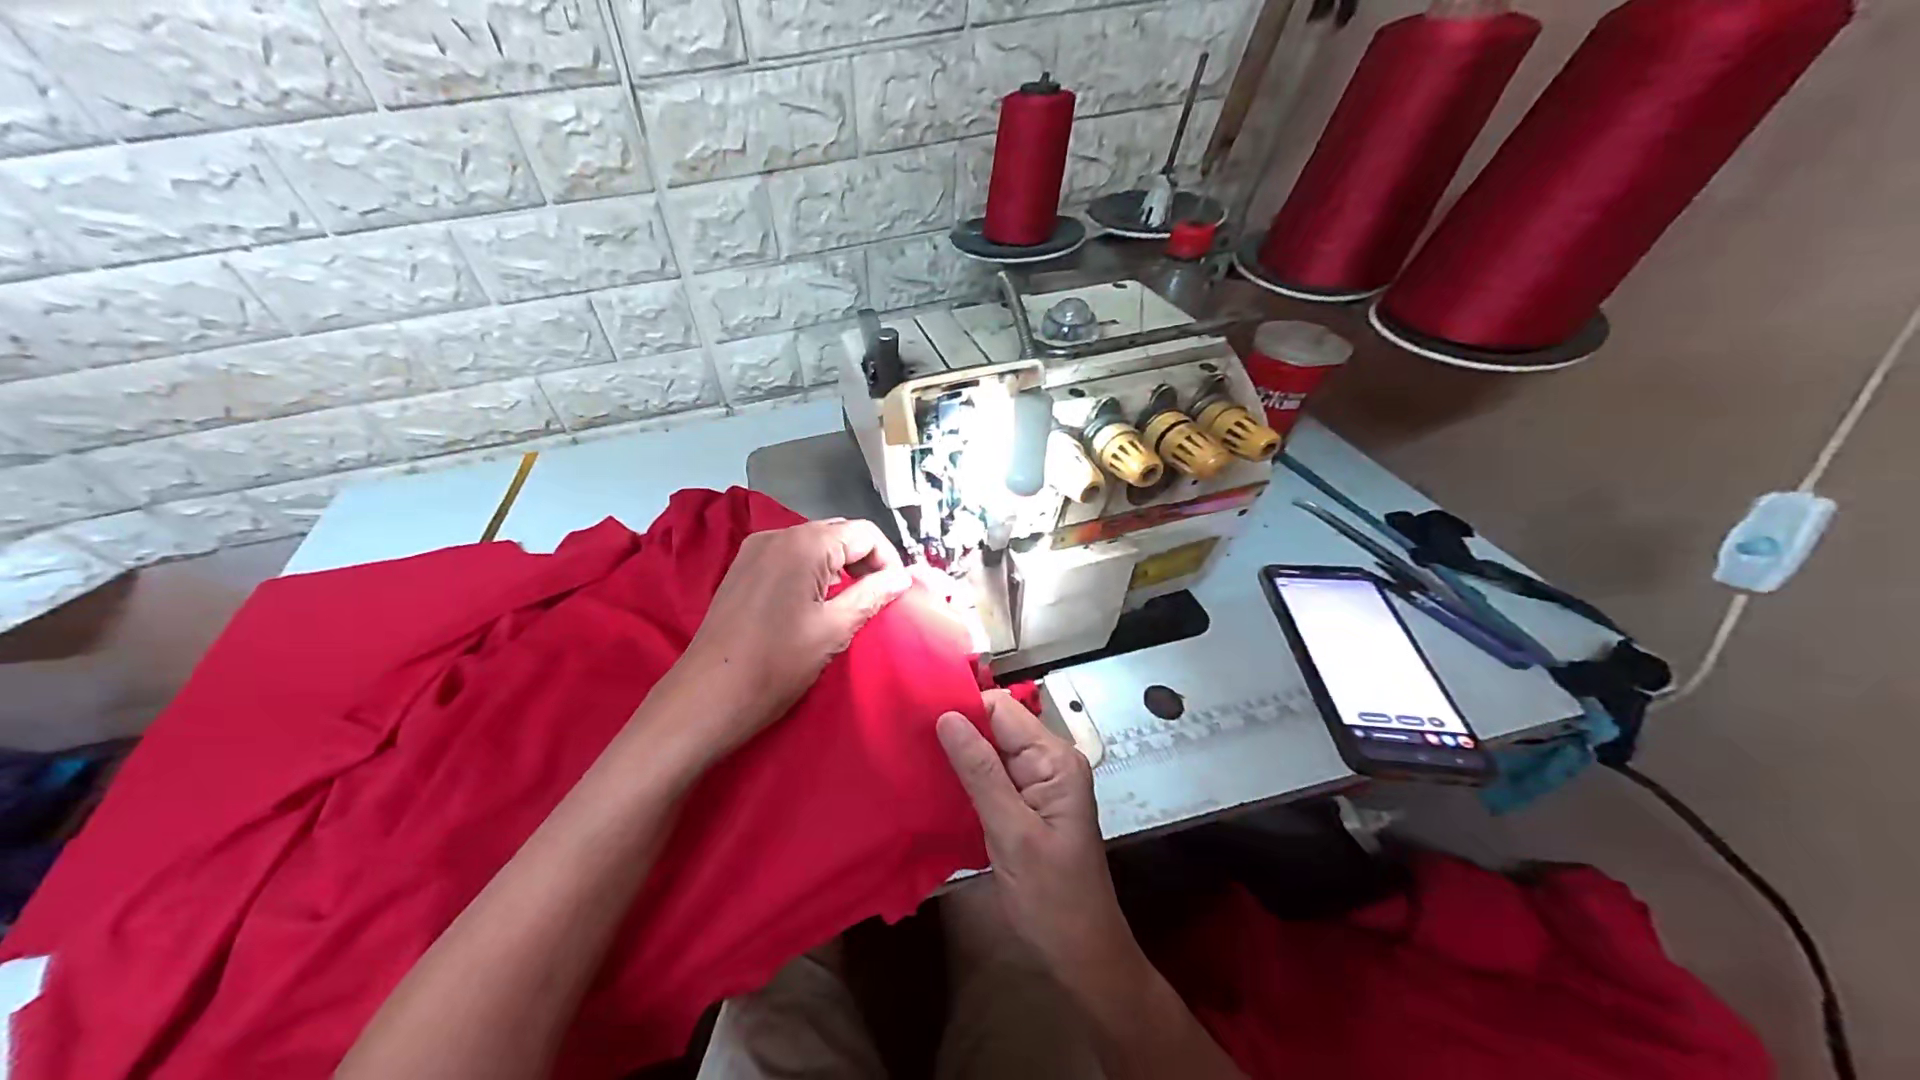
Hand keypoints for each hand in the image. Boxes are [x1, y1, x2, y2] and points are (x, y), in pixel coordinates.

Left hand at [671, 518, 911, 754]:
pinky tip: (813, 602)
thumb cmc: (776, 664)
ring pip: (814, 543)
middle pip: (838, 532)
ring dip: (839, 565)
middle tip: (877, 597)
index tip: (895, 592)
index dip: (888, 559)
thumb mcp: (834, 630)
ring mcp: (755, 550)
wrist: (708, 696)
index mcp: (805, 544)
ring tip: (849, 602)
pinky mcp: (742, 568)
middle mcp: (778, 535)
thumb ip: (873, 595)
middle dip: (865, 559)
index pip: (864, 532)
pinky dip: (811, 570)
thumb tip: (902, 578)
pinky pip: (789, 555)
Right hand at [936, 691, 1141, 987]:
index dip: (963, 709)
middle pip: (996, 726)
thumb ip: (980, 772)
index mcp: (1055, 760)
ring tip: (916, 760)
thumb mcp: (1012, 834)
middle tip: (909, 742)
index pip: (1002, 709)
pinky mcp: (1028, 803)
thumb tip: (946, 717)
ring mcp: (1040, 782)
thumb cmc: (1052, 898)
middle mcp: (1050, 761)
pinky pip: (993, 775)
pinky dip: (967, 778)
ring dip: (958, 756)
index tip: (918, 719)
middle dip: (957, 731)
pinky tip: (938, 787)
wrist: (1082, 953)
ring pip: (991, 750)